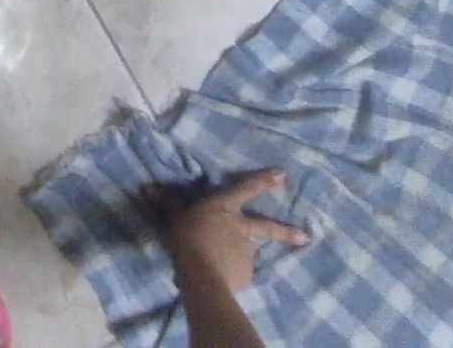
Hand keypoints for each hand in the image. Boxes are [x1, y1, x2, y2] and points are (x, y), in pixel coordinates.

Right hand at [144, 169, 309, 292]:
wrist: (201, 275)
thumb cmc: (187, 237)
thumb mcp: (175, 217)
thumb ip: (167, 202)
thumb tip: (146, 187)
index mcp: (225, 206)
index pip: (246, 188)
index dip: (264, 180)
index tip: (282, 174)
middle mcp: (242, 226)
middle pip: (268, 227)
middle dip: (287, 231)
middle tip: (305, 236)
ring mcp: (247, 252)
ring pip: (250, 251)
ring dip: (244, 254)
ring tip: (230, 265)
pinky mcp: (247, 274)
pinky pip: (240, 271)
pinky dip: (233, 272)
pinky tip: (223, 278)